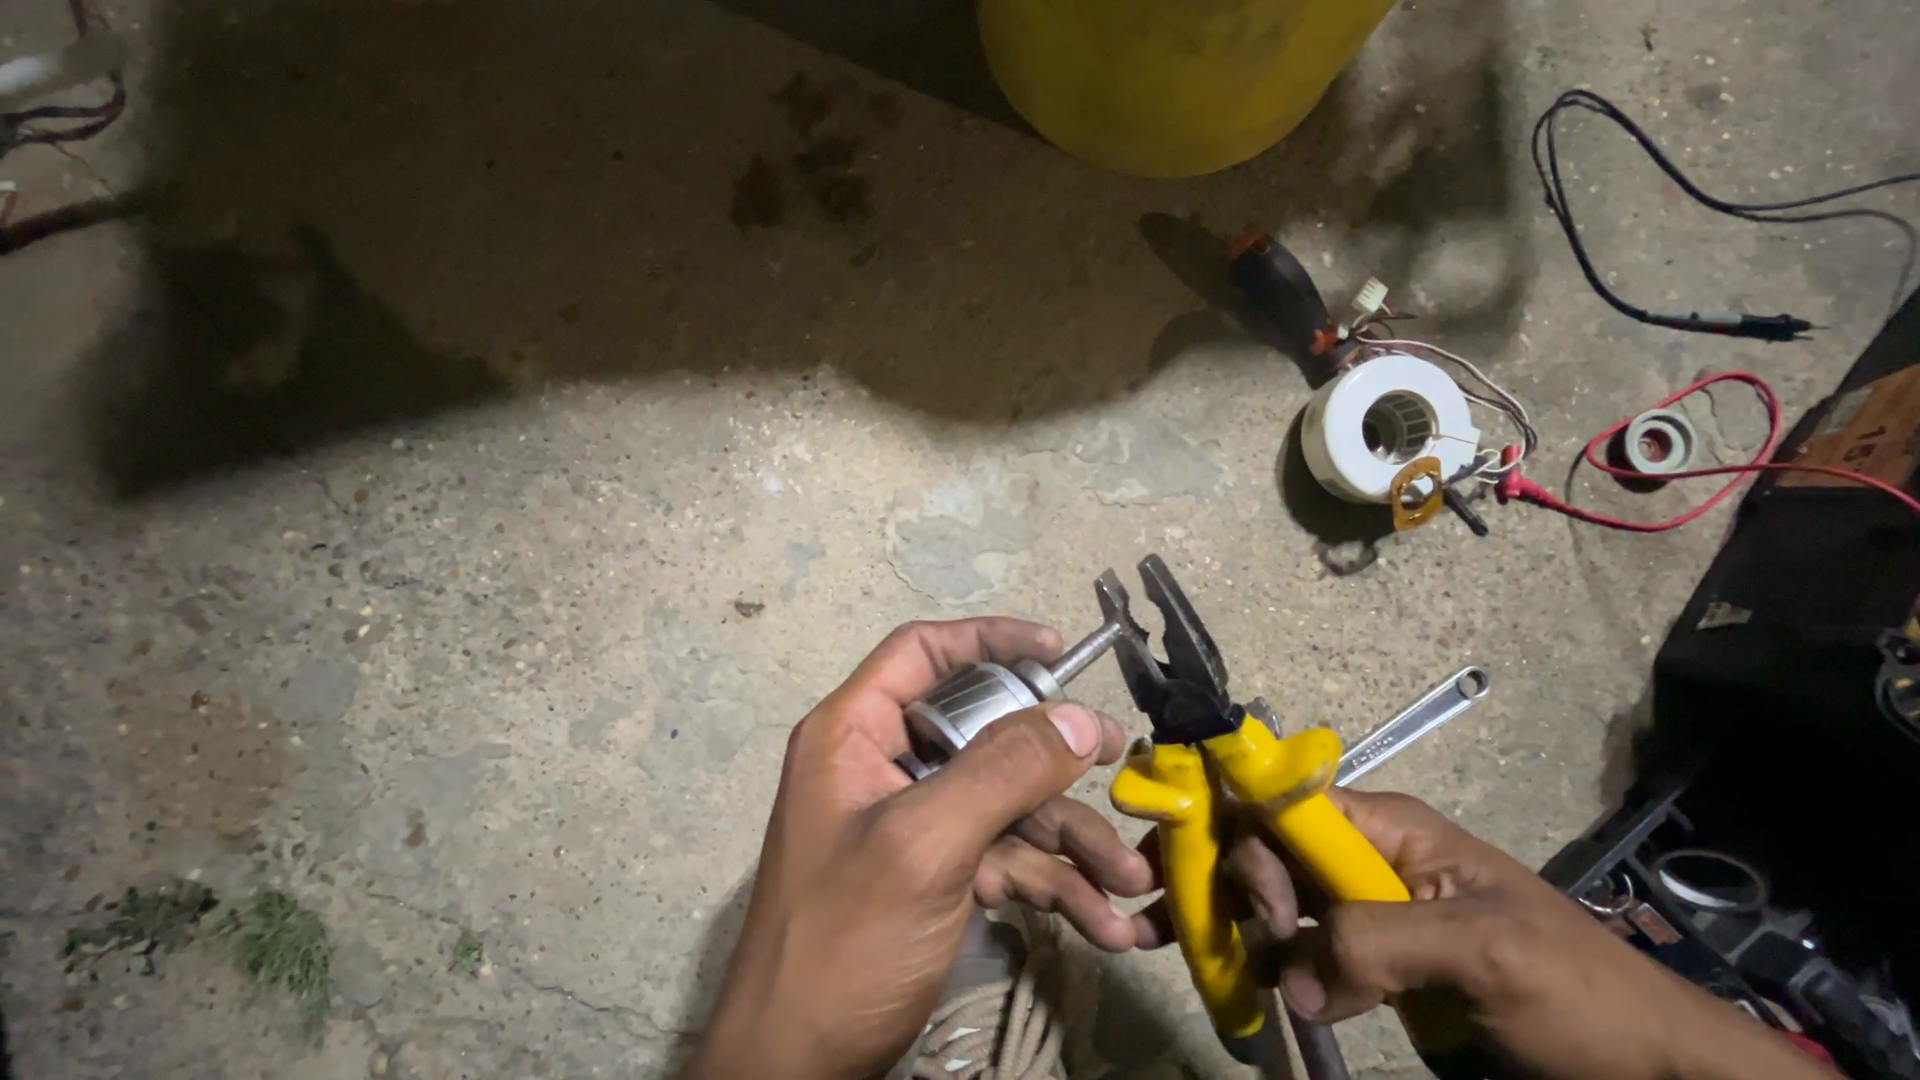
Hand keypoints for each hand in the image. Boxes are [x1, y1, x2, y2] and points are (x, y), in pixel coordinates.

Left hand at [684, 618, 1151, 1079]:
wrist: (799, 1066)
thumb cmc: (844, 942)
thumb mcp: (925, 846)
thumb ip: (1002, 772)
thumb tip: (1079, 718)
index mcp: (856, 734)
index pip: (922, 653)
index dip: (988, 638)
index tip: (1055, 648)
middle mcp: (885, 766)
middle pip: (982, 732)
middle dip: (1052, 763)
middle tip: (1118, 764)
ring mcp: (914, 822)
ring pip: (1003, 800)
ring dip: (1067, 840)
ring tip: (1127, 881)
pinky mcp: (936, 872)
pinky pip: (1002, 855)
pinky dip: (1048, 883)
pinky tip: (1102, 923)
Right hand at [1138, 790, 1837, 1079]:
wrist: (1649, 1073)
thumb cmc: (1576, 991)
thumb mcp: (1482, 952)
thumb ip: (1375, 941)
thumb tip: (1286, 979)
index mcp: (1388, 828)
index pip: (1289, 806)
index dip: (1252, 838)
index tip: (1259, 909)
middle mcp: (1362, 859)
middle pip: (1266, 851)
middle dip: (1234, 888)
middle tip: (1242, 949)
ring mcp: (1362, 914)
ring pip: (1270, 901)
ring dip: (1234, 928)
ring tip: (1208, 965)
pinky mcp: (1365, 964)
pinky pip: (1295, 952)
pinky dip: (1263, 966)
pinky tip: (1239, 987)